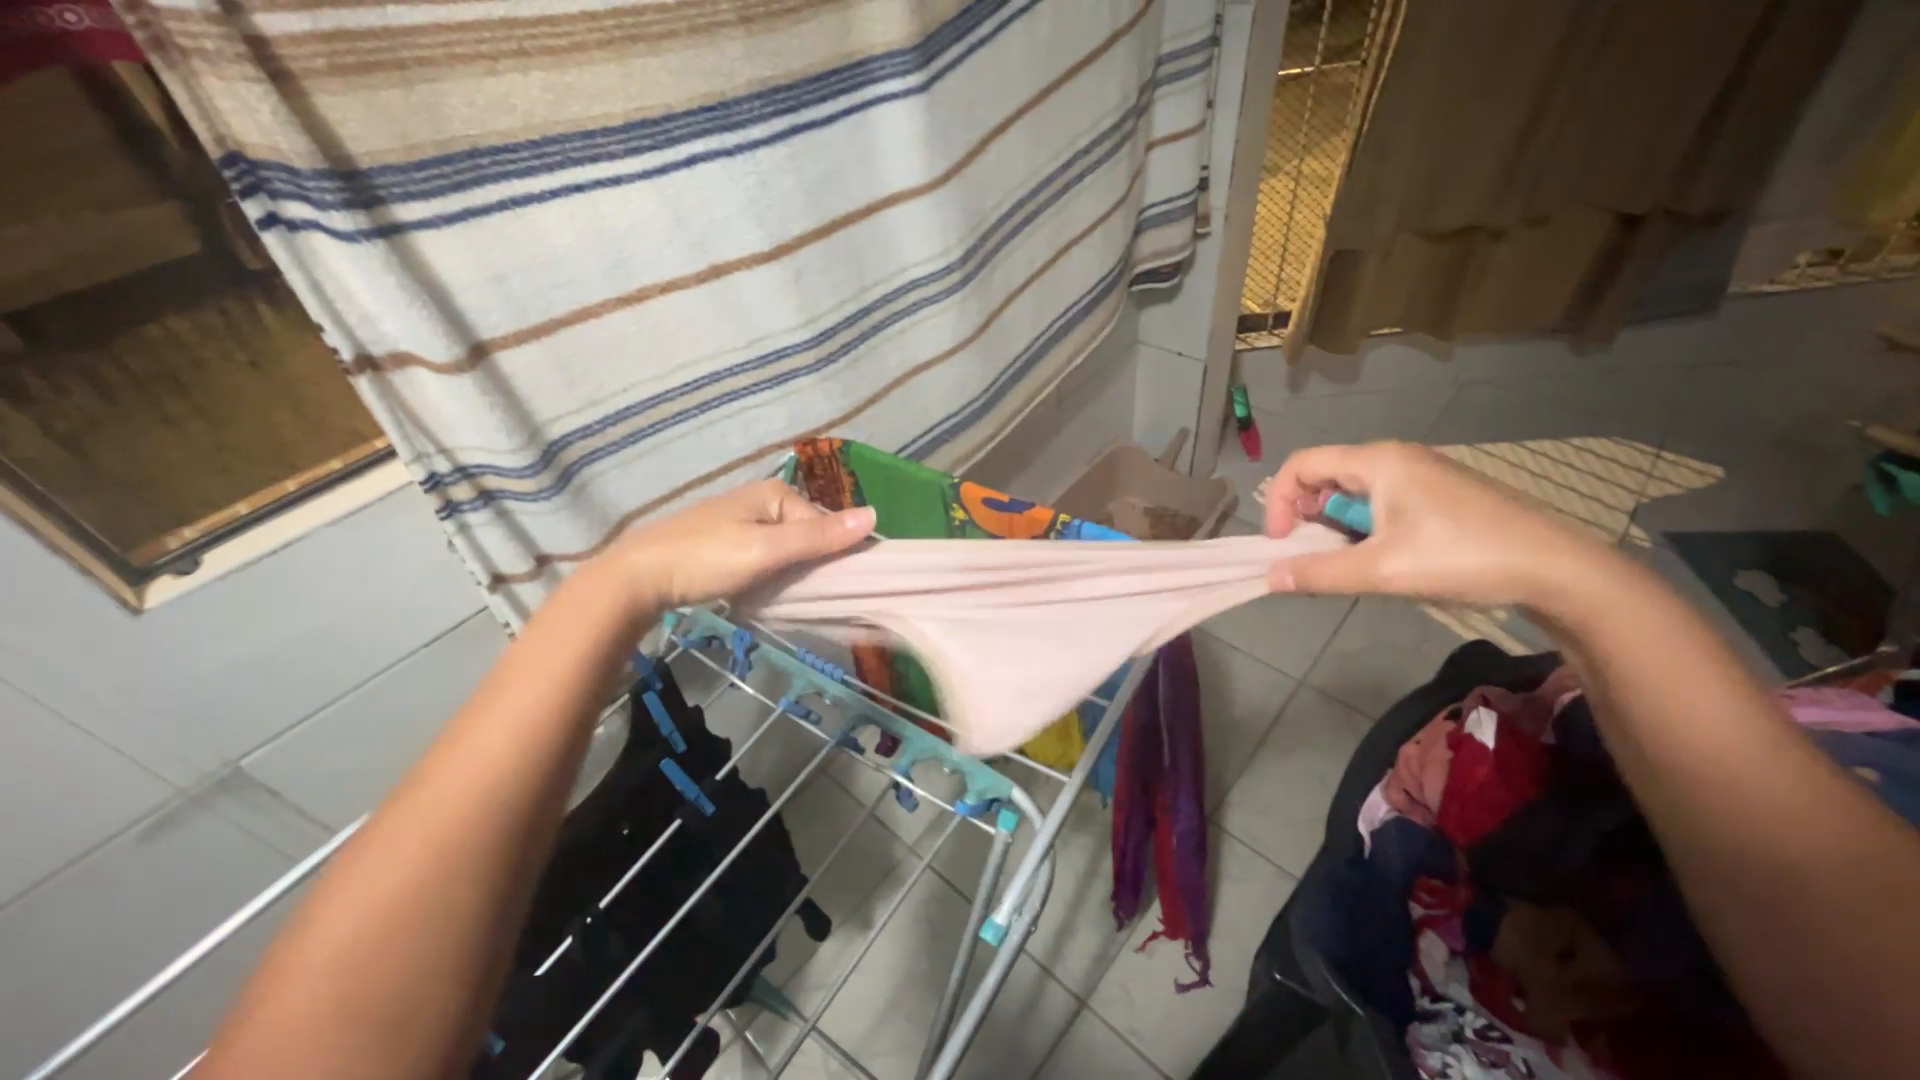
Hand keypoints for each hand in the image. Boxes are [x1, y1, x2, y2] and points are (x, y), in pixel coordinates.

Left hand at [603, 479, 875, 610]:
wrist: (638, 577)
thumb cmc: (706, 558)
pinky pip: (765, 556)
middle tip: (800, 593)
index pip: (825, 525)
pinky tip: (760, 591)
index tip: (828, 587)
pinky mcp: (725, 542)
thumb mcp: (768, 550)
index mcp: (775, 493)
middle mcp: (761, 500)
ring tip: (781, 596)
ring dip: (789, 572)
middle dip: (809, 564)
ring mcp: (741, 521)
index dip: (832, 556)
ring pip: (785, 549)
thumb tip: (874, 514)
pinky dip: (769, 573)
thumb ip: (819, 536)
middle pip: (806, 536)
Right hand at [1263, 442, 1624, 609]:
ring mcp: (1423, 475)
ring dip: (1337, 527)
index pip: (1302, 464)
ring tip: (1348, 565)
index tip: (1281, 545)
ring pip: (1355, 493)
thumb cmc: (1462, 558)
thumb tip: (1270, 577)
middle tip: (1310, 557)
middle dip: (1306, 516)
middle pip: (1326, 476)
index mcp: (1379, 462)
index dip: (1279, 502)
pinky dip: (1366, 529)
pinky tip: (1385, 561)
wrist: (1556, 568)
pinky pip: (1383, 503)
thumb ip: (1320, 573)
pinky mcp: (1442, 496)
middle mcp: (1397, 458)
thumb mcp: (1383, 571)